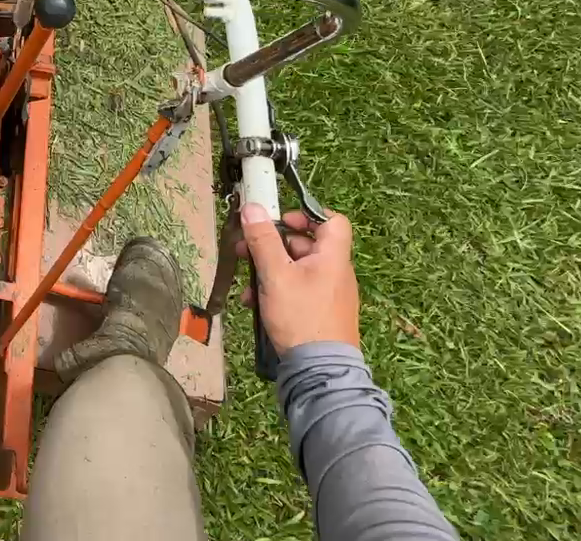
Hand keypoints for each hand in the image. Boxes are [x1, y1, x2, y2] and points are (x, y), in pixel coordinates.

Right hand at [235, 203, 360, 351]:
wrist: (320, 372)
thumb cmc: (301, 316)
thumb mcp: (275, 274)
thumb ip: (263, 239)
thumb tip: (253, 207)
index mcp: (332, 258)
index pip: (332, 221)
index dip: (306, 214)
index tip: (280, 219)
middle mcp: (334, 272)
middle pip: (305, 244)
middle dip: (272, 243)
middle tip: (246, 248)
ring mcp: (328, 293)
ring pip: (295, 267)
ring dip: (268, 268)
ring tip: (246, 280)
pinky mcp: (319, 311)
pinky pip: (296, 288)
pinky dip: (275, 288)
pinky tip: (254, 301)